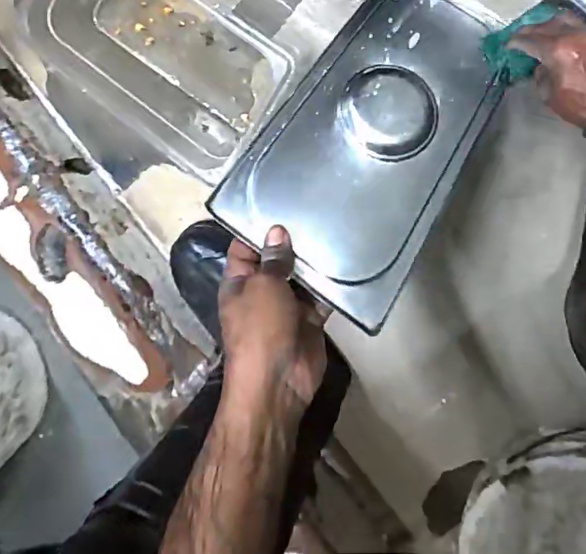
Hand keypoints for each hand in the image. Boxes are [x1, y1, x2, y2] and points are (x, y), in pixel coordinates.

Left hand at [219, 226, 327, 420]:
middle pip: (277, 259)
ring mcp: (286, 306)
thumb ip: (273, 259)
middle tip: (314, 209)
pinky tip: (346, 259)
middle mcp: (261, 290)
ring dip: (313, 261)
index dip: (258, 227)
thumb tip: (277, 230)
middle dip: (293, 241)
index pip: (245, 246)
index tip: (279, 203)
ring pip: (301, 276)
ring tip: (333, 226)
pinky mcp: (309, 320)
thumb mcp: (262, 286)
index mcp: (239, 281)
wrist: (278, 383)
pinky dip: (330, 284)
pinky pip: (321, 296)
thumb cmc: (260, 328)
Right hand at [509, 11, 585, 129]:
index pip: (527, 39)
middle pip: (543, 25)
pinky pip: (577, 24)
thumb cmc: (583, 106)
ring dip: (548, 24)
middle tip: (521, 38)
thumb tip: (541, 66)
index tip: (509, 46)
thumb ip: (540, 76)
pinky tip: (561, 34)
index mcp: (555, 49)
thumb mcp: (550, 96)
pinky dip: (564, 26)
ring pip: (561, 18)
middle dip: (528, 31)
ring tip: (542, 32)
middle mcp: (570, 35)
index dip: (514, 42)